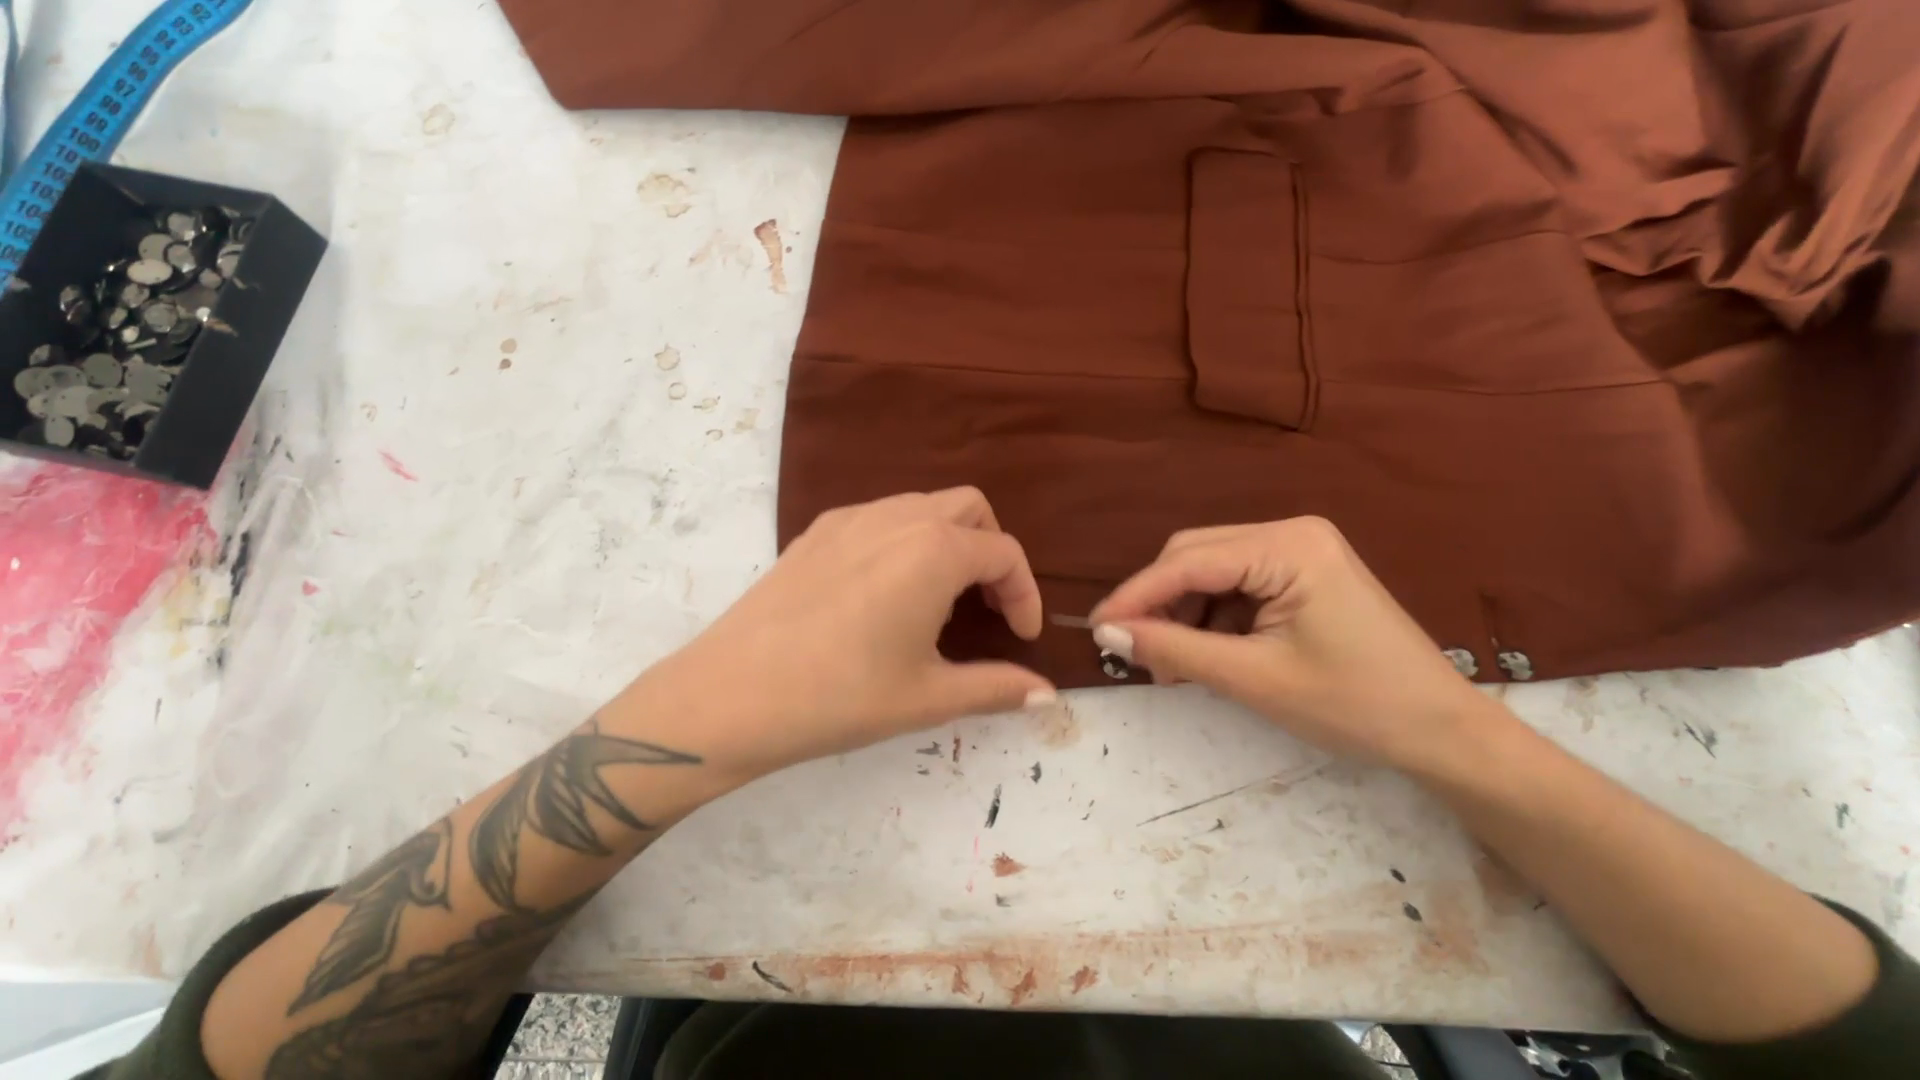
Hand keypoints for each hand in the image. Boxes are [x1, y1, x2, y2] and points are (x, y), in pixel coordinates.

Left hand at [623, 488, 1055, 783]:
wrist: (729, 695)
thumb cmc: (840, 697)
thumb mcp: (927, 697)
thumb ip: (997, 688)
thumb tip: (1048, 695)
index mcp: (933, 550)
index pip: (1004, 553)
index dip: (1024, 595)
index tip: (1022, 638)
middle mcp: (895, 518)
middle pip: (968, 509)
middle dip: (991, 552)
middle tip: (987, 607)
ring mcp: (848, 519)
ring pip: (921, 506)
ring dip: (948, 542)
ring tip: (940, 602)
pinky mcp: (813, 533)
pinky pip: (879, 518)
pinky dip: (905, 541)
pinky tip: (886, 594)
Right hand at [1088, 517, 1496, 770]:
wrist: (1441, 731)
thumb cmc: (1354, 705)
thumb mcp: (1253, 678)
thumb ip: (1174, 648)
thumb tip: (1106, 632)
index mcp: (1288, 546)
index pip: (1187, 561)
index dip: (1134, 595)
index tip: (1094, 630)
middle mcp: (1292, 532)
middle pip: (1195, 557)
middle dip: (1160, 605)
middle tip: (1137, 656)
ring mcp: (1301, 552)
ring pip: (1212, 573)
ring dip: (1183, 615)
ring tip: (1173, 667)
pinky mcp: (1305, 575)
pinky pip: (1238, 587)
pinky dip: (1212, 620)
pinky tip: (1206, 654)